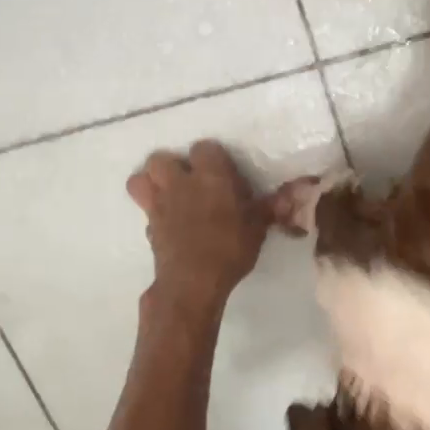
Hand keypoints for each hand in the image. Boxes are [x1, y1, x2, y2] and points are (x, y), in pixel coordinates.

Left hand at [126, 140, 269, 299]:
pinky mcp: (148, 227)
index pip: (204, 147)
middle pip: (161, 158)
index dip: (214, 158)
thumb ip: (268, 208)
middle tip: (192, 183)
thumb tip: (290, 195)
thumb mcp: (258, 228)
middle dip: (173, 166)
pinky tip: (171, 226)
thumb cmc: (230, 249)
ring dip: (152, 183)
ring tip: (171, 196)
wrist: (193, 282)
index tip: (226, 175)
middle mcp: (179, 183)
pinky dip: (155, 214)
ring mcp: (159, 205)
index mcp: (209, 176)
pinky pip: (145, 211)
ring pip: (140, 179)